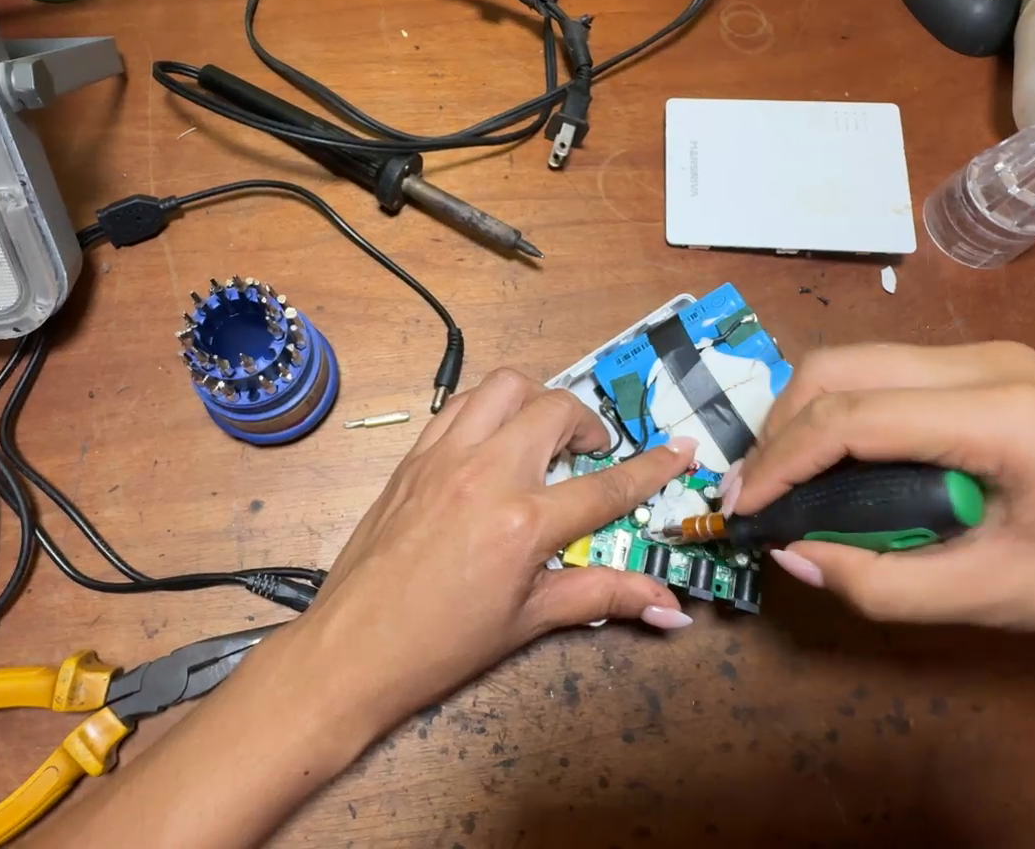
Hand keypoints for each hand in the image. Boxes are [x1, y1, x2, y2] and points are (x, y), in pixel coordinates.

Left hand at [294, 369, 698, 733]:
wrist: (352, 648)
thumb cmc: (445, 644)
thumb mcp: (529, 621)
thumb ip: (603, 597)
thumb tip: (674, 611)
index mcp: (524, 521)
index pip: (606, 486)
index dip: (652, 468)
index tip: (682, 449)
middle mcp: (488, 471)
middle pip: (555, 409)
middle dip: (587, 423)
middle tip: (588, 454)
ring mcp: (444, 455)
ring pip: (503, 386)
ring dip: (535, 400)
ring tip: (540, 437)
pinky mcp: (413, 454)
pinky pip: (459, 405)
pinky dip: (488, 409)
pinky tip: (492, 441)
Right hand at [729, 342, 1034, 678]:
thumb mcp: (994, 599)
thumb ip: (879, 582)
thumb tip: (789, 552)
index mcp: (999, 411)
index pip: (851, 417)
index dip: (780, 460)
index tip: (740, 507)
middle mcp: (986, 361)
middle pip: (840, 367)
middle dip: (780, 427)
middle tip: (755, 490)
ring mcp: (989, 358)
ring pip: (856, 363)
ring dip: (806, 416)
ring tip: (784, 478)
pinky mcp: (989, 371)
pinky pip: (885, 376)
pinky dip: (842, 413)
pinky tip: (836, 460)